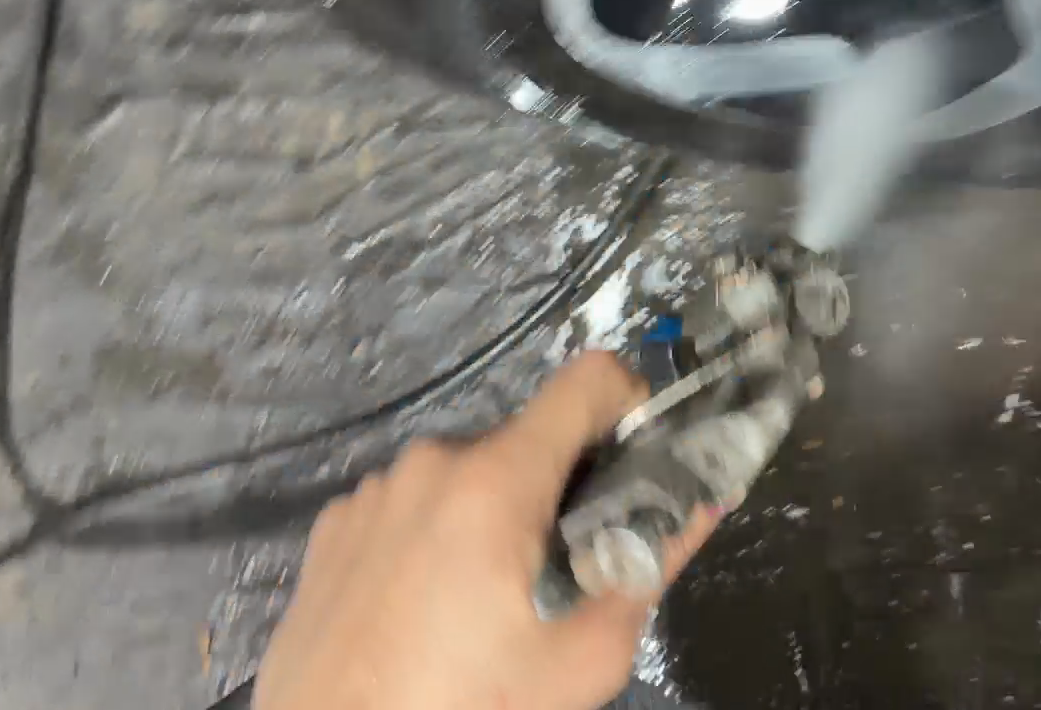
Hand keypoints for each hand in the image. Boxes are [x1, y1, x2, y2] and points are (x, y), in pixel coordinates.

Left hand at [253, 352, 718, 709]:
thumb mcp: (581, 660)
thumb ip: (652, 565)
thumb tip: (706, 503)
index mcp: (497, 479)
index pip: (588, 380)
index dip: (628, 399)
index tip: (635, 451)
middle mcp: (434, 459)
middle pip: (532, 437)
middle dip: (561, 483)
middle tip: (559, 563)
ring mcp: (376, 487)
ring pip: (472, 469)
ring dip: (496, 508)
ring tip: (482, 595)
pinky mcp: (335, 522)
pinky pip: (414, 499)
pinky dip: (438, 529)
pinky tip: (421, 604)